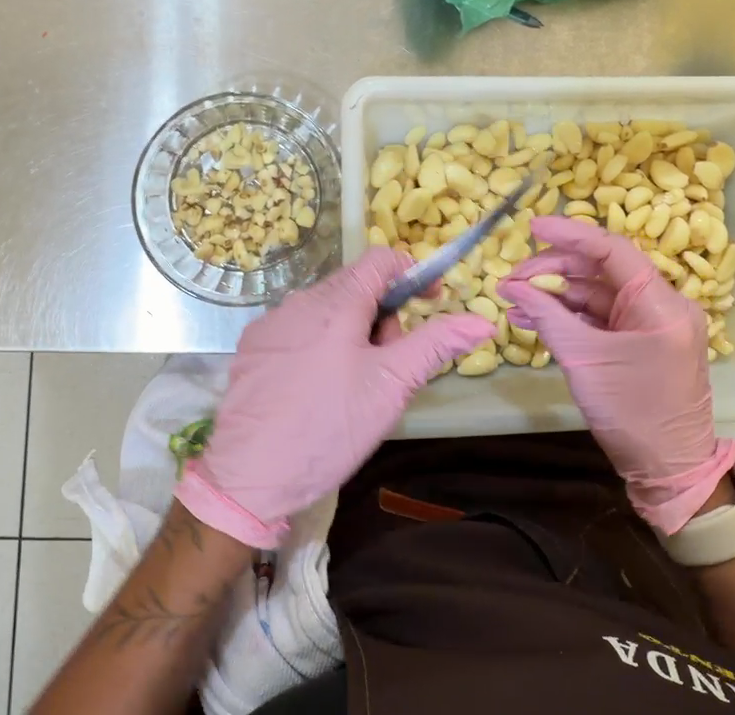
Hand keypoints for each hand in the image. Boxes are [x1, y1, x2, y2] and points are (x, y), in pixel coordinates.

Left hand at [174, 248, 497, 547]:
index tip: (429, 303)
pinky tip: (316, 390)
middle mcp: (299, 300)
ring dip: (350, 332)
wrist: (251, 475)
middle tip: (388, 366)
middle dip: (382, 316)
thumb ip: (437, 344)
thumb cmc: (330, 426)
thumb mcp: (392, 386)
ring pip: (325, 311)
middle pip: (355, 286)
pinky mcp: (251, 349)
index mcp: (337, 302)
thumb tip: (483, 321)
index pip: (381, 258)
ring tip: (351, 385)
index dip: (412, 274)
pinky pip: (297, 331)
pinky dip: (317, 347)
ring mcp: (270, 324)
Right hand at [498, 215, 734, 533]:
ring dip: (556, 295)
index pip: (610, 250)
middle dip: (554, 271)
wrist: (668, 470)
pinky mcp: (642, 343)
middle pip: (601, 270)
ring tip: (514, 302)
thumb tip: (512, 287)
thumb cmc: (631, 412)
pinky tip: (534, 318)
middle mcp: (662, 305)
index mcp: (660, 303)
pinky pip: (602, 317)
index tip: (531, 227)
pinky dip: (570, 316)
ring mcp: (653, 325)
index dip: (569, 234)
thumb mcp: (583, 360)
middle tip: (512, 281)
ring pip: (598, 293)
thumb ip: (548, 316)